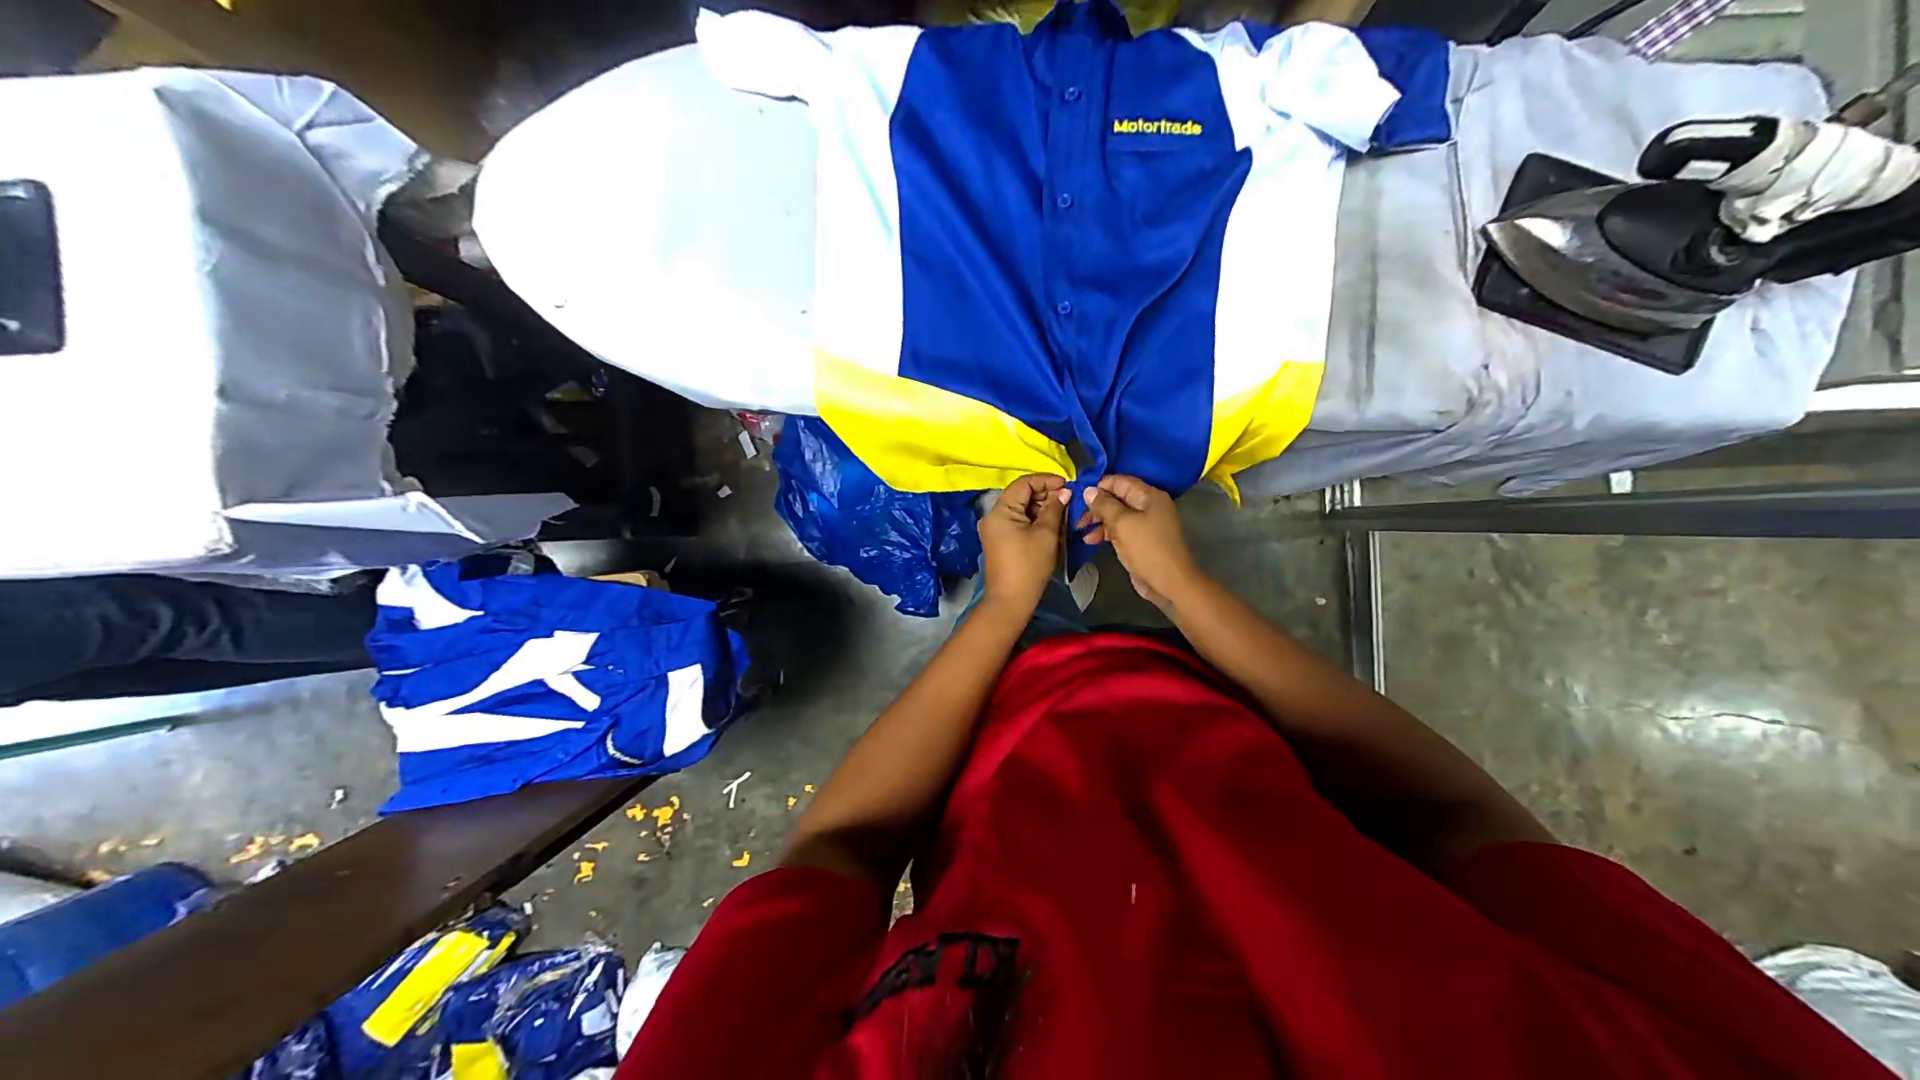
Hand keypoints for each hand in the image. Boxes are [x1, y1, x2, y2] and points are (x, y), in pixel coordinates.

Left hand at [978, 474, 1069, 612]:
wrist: (1011, 600)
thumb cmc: (1029, 566)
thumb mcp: (1046, 534)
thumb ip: (1055, 508)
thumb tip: (1064, 492)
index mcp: (1000, 510)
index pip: (1023, 483)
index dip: (1046, 480)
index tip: (1067, 485)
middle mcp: (993, 515)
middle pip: (1020, 494)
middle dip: (1045, 494)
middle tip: (1068, 500)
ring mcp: (994, 528)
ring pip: (1020, 508)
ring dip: (1041, 507)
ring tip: (1063, 513)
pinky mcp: (999, 539)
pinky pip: (1017, 520)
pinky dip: (1034, 519)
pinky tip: (1051, 524)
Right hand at [1078, 475, 1204, 610]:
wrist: (1169, 583)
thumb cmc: (1147, 549)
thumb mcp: (1123, 523)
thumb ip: (1104, 505)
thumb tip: (1088, 490)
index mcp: (1149, 496)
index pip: (1120, 481)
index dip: (1099, 485)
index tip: (1078, 494)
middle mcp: (1147, 506)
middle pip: (1116, 498)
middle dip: (1096, 505)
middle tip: (1077, 516)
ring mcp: (1144, 524)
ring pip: (1116, 515)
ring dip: (1097, 521)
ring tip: (1079, 529)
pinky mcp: (1139, 540)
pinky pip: (1119, 530)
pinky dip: (1105, 533)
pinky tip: (1090, 540)